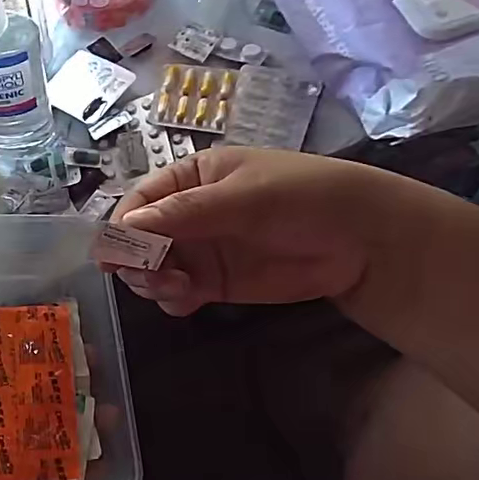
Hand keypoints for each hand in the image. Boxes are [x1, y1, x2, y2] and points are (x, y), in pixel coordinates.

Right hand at [107, 148, 432, 315]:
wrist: (365, 242)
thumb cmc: (306, 197)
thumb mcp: (245, 196)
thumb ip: (185, 212)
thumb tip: (125, 227)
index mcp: (190, 178)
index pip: (140, 202)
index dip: (122, 226)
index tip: (112, 253)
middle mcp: (186, 214)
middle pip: (138, 239)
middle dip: (136, 259)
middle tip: (151, 275)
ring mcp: (198, 249)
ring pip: (151, 268)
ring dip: (152, 281)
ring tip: (178, 289)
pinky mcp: (212, 282)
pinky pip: (175, 292)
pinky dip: (171, 299)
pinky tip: (186, 300)